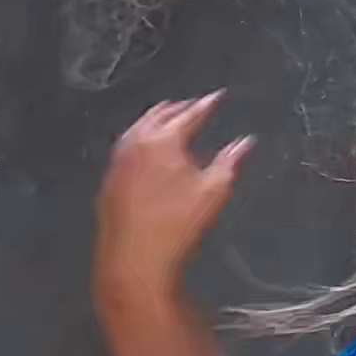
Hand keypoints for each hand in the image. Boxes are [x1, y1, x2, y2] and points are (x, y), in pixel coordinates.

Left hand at [96, 92, 253, 304]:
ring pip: (138, 129)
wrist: (135, 258)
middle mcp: (137, 146)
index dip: (206, 104)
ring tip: (169, 116)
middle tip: (194, 104)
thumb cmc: (179, 223)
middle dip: (178, 107)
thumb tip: (245, 142)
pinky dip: (141, 135)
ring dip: (156, 119)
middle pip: (158, 116)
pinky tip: (149, 146)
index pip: (189, 115)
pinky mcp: (111, 180)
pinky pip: (127, 145)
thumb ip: (231, 160)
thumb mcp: (217, 188)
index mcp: (164, 142)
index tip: (216, 96)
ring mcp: (119, 163)